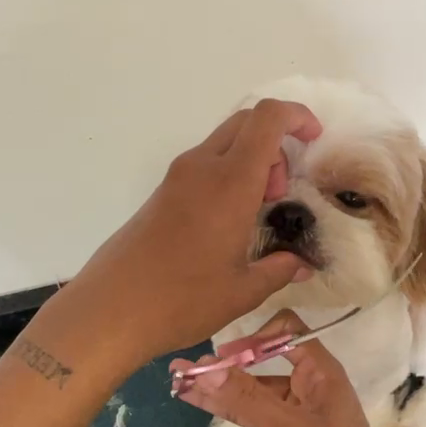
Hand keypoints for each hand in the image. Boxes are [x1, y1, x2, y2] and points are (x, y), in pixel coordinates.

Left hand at [60, 100, 320, 368]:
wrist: (110, 310)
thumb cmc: (182, 300)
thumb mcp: (242, 291)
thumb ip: (277, 270)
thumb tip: (299, 265)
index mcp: (229, 182)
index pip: (268, 119)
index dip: (298, 116)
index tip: (314, 140)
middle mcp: (201, 168)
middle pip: (246, 124)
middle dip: (275, 146)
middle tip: (279, 194)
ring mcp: (177, 178)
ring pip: (223, 144)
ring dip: (250, 164)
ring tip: (256, 214)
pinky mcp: (161, 194)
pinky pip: (204, 167)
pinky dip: (227, 178)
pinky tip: (228, 224)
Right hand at [170, 312, 400, 426]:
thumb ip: (245, 398)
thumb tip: (206, 367)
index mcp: (319, 373)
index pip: (287, 333)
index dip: (254, 337)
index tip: (222, 354)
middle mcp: (308, 391)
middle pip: (259, 373)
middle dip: (221, 375)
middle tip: (180, 373)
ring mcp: (299, 421)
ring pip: (253, 407)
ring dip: (219, 405)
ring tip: (179, 395)